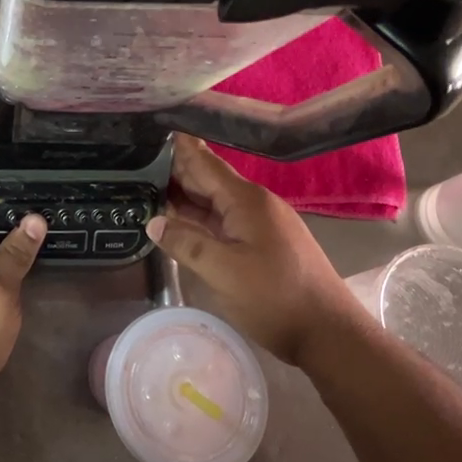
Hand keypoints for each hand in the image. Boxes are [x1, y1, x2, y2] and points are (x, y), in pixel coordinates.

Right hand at [145, 134, 362, 365]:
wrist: (329, 334)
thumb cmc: (275, 297)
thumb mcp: (223, 272)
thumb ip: (186, 243)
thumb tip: (153, 222)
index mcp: (245, 200)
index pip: (202, 161)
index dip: (176, 145)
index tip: (147, 127)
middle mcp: (254, 203)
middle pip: (207, 179)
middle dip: (172, 170)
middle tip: (133, 160)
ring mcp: (261, 223)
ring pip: (214, 201)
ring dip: (183, 196)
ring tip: (144, 186)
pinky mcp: (264, 242)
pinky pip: (224, 219)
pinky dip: (198, 216)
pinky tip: (176, 220)